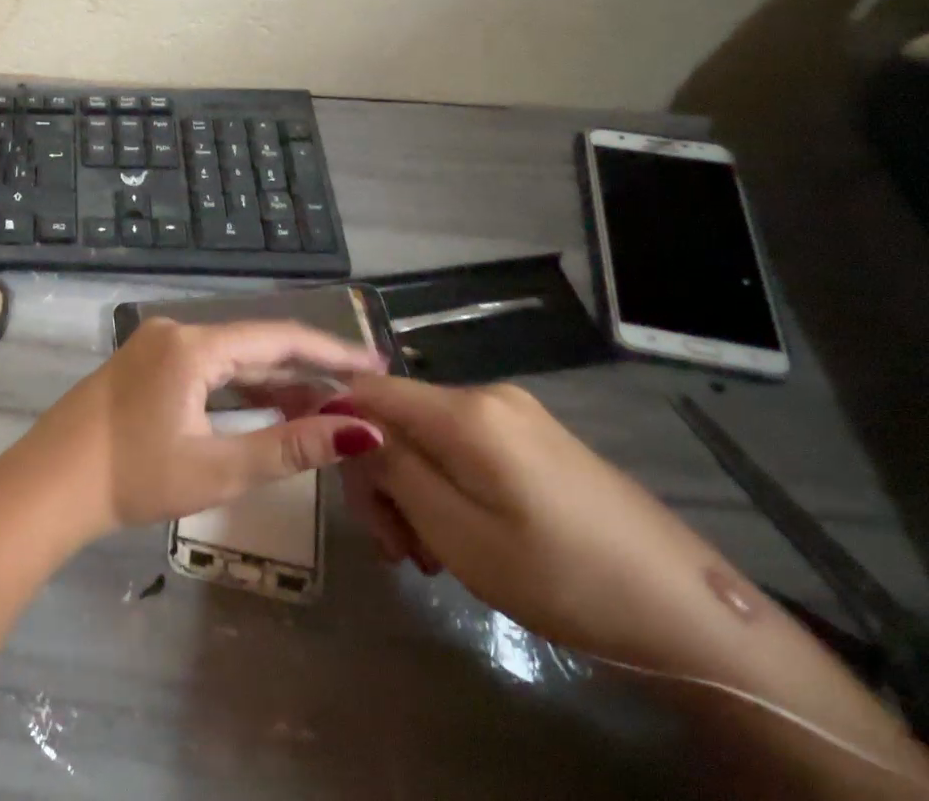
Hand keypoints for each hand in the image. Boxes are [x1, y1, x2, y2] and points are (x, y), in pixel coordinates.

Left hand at [9, 318, 386, 541]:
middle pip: (254, 346)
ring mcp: (148, 349)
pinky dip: (236, 389)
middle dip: (306, 373)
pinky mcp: (135, 368)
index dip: (333, 352)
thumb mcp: (218, 468)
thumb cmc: (132, 478)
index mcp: (191, 346)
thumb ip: (291, 446)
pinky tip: (264, 410)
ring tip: (322, 410)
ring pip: (227, 359)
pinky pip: (201, 369)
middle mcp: (170, 334)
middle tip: (359, 398)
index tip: (378, 367)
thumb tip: (362, 431)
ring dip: (272, 384)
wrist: (48, 488)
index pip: (279, 338)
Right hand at [337, 375, 744, 668]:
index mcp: (466, 411)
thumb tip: (340, 418)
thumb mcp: (454, 529)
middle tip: (392, 550)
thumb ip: (390, 466)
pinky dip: (444, 496)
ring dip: (409, 496)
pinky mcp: (538, 447)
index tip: (313, 471)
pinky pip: (462, 457)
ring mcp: (519, 421)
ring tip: (426, 560)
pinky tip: (456, 544)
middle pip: (394, 420)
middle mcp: (489, 399)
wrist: (690, 615)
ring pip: (426, 444)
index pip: (364, 388)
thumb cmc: (560, 576)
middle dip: (377, 479)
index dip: (326, 417)